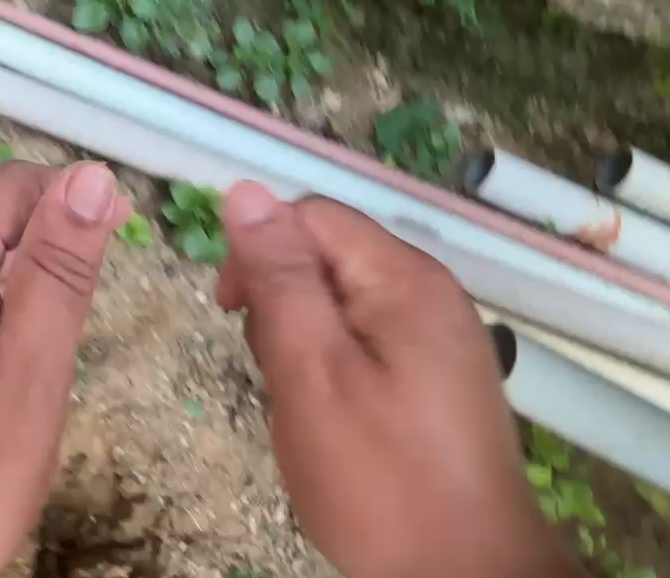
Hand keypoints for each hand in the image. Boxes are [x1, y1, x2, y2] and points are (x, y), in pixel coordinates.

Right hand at [217, 184, 578, 577]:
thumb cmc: (380, 479)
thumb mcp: (311, 369)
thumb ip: (278, 276)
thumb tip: (244, 191)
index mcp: (402, 276)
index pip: (309, 216)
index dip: (259, 251)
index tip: (231, 312)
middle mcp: (427, 288)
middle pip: (325, 254)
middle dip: (282, 301)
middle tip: (278, 372)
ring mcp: (438, 330)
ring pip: (339, 297)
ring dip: (304, 336)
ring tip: (305, 402)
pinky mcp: (436, 368)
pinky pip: (365, 335)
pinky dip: (333, 362)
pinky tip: (334, 412)